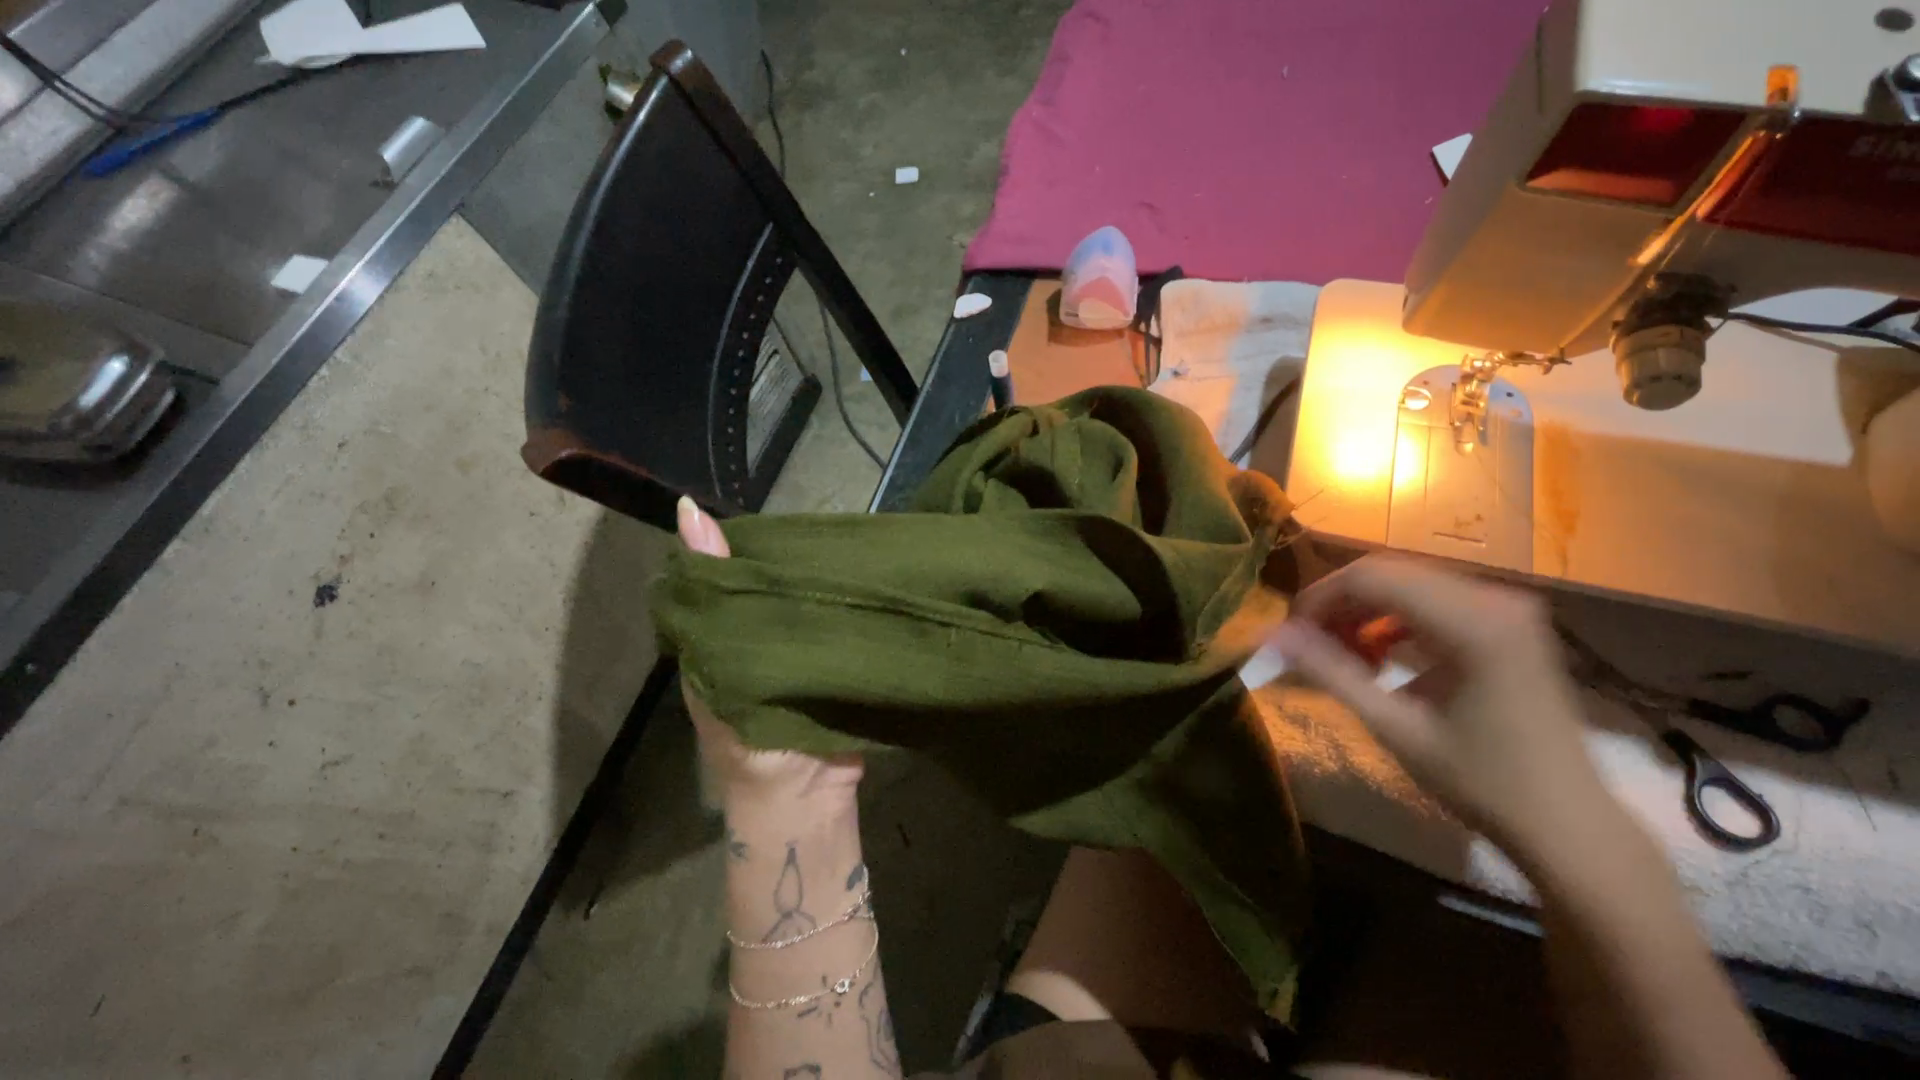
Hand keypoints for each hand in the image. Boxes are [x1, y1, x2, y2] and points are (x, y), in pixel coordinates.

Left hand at [676, 497, 863, 802]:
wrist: (803, 801)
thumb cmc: (749, 742)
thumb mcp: (721, 664)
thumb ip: (713, 593)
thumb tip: (688, 509)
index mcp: (719, 635)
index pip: (726, 573)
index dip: (741, 544)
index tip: (768, 516)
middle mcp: (758, 636)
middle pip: (774, 584)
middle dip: (793, 559)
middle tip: (824, 526)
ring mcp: (803, 650)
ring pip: (810, 600)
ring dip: (827, 580)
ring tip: (851, 544)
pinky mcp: (841, 663)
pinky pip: (842, 624)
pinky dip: (852, 604)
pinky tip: (873, 577)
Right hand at [1269, 554, 1615, 866]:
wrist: (1568, 823)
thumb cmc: (1480, 782)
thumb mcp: (1394, 727)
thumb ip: (1330, 672)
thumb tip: (1270, 637)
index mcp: (1473, 621)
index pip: (1372, 576)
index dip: (1319, 598)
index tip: (1288, 634)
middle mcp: (1495, 597)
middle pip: (1391, 572)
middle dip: (1340, 603)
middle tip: (1307, 646)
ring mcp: (1508, 607)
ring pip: (1411, 583)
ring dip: (1366, 611)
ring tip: (1341, 655)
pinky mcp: (1511, 622)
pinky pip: (1437, 600)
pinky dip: (1397, 620)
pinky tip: (1382, 654)